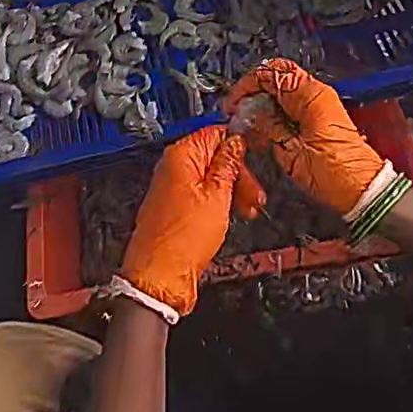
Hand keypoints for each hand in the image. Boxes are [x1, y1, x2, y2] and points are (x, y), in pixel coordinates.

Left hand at [119, 126, 246, 316]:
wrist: (160, 278)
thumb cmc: (181, 240)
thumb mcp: (218, 196)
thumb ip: (228, 164)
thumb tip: (235, 141)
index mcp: (181, 155)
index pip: (215, 133)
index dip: (238, 146)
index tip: (253, 161)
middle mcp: (172, 168)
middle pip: (214, 157)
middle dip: (237, 174)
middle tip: (253, 194)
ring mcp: (172, 188)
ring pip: (210, 178)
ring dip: (232, 191)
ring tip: (246, 210)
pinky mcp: (174, 208)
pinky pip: (201, 196)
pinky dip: (218, 204)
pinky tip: (229, 217)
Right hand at [223, 59, 387, 216]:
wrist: (364, 191)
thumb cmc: (336, 175)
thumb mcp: (291, 154)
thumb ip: (267, 127)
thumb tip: (248, 114)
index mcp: (310, 96)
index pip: (270, 74)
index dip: (246, 86)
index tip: (234, 103)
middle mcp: (317, 94)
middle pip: (278, 76)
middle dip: (254, 90)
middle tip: (238, 110)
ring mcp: (321, 104)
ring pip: (284, 90)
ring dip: (264, 102)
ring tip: (250, 124)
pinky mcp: (322, 117)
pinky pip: (293, 104)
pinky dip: (276, 112)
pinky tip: (266, 131)